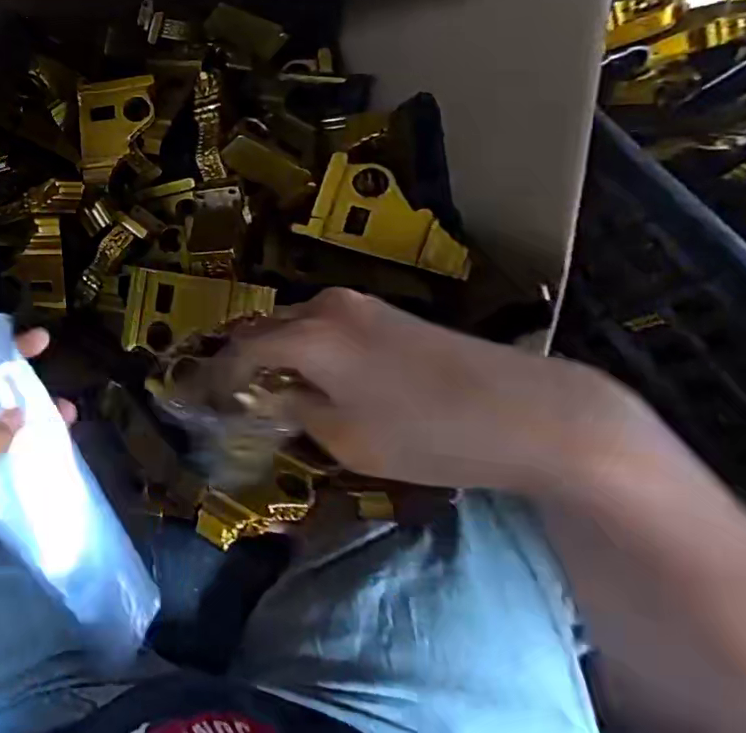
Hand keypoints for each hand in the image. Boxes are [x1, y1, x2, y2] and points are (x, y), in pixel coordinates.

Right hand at [211, 288, 656, 494]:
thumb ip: (298, 413)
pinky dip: (307, 344)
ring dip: (276, 349)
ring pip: (293, 322)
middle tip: (233, 390)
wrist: (540, 413)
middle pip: (262, 328)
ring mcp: (357, 304)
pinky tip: (319, 372)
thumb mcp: (349, 441)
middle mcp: (322, 308)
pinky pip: (324, 323)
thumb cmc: (432, 435)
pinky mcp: (387, 311)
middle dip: (242, 358)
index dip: (217, 377)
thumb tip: (277, 399)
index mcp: (304, 338)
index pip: (239, 352)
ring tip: (273, 383)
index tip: (205, 399)